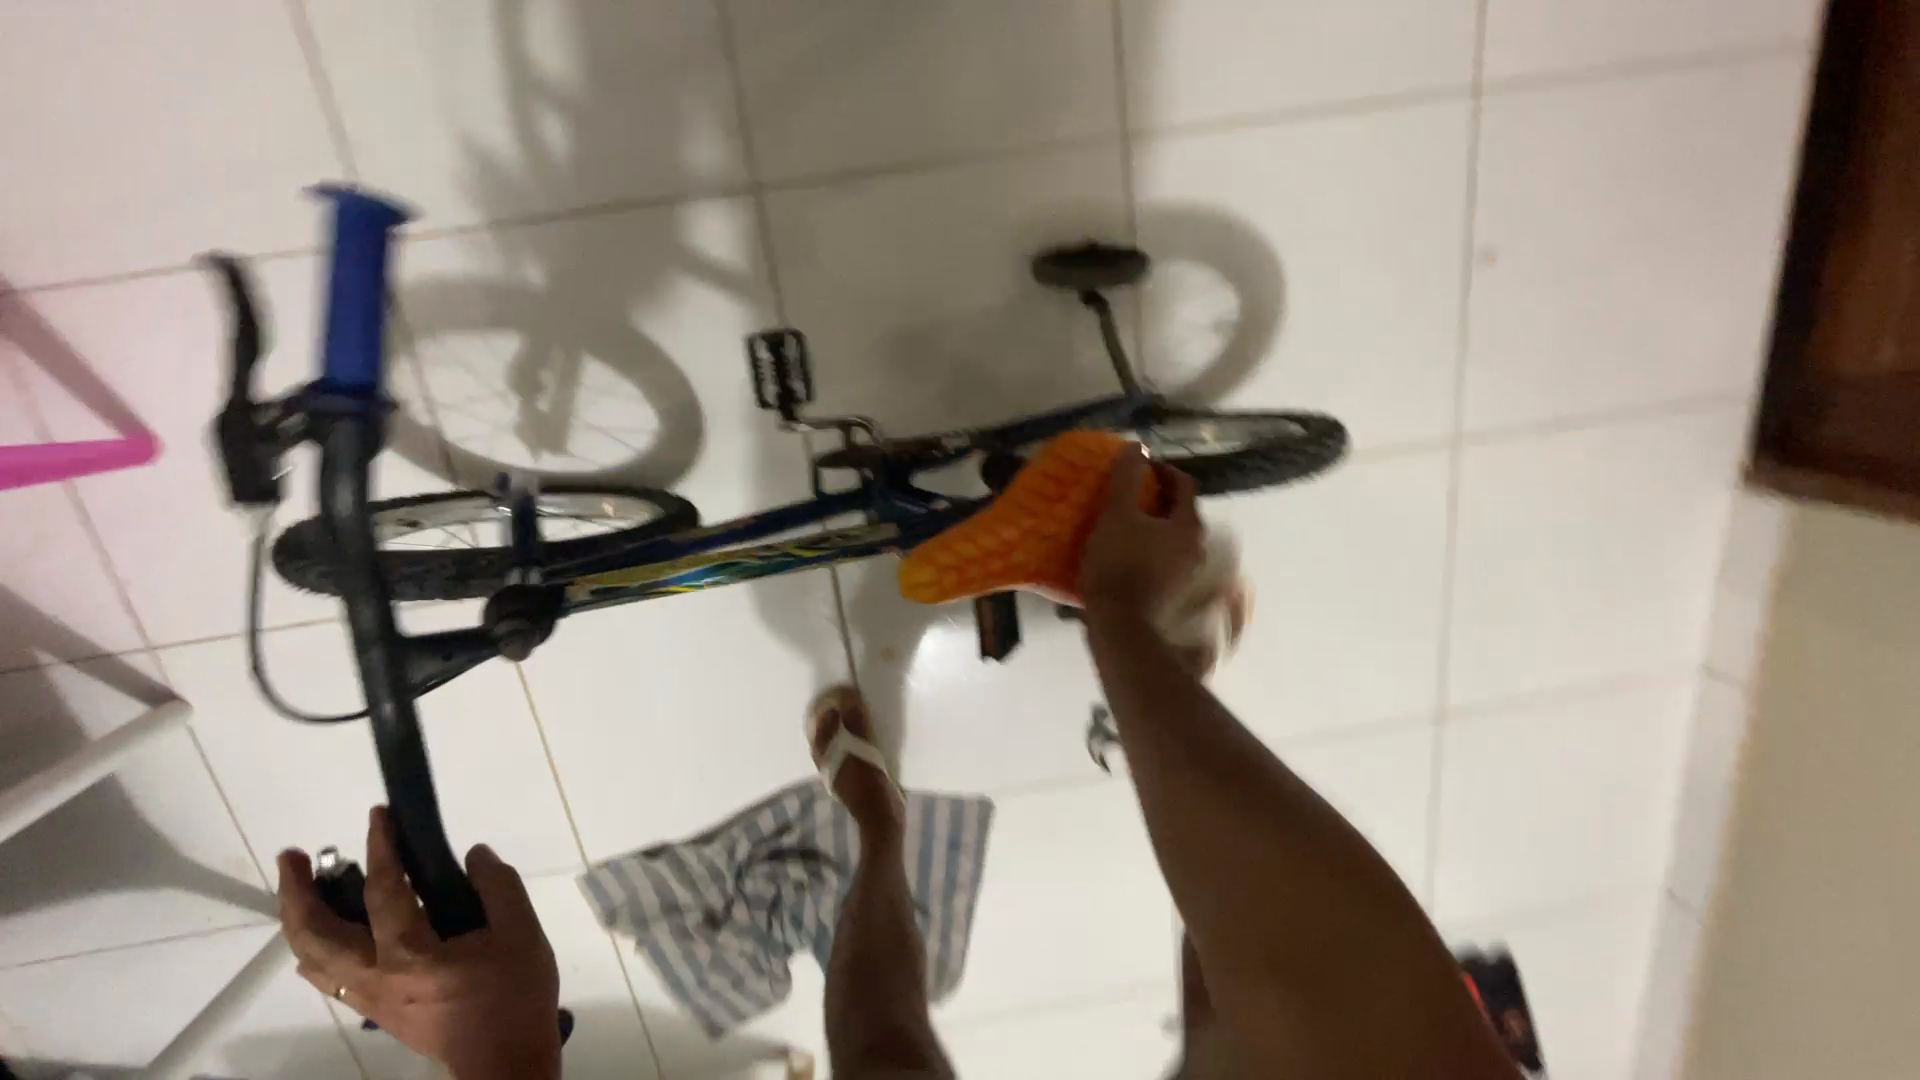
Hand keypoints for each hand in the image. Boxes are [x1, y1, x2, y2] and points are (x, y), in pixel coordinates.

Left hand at [278, 808, 560, 1079]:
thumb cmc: (515, 992)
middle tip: (296, 856)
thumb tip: (472, 855)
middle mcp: (375, 976)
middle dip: (297, 893)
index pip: (384, 890)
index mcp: (410, 954)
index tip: (378, 815)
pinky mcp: (377, 1008)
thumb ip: (498, 887)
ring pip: (313, 958)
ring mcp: (369, 997)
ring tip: (304, 886)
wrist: (504, 1058)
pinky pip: (329, 974)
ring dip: (300, 919)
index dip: (381, 847)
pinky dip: (318, 946)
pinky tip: (332, 930)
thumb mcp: (521, 931)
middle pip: (314, 935)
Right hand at [1078, 448, 1247, 675]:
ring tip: (1123, 525)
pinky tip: (1125, 554)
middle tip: (1127, 495)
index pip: (1183, 484)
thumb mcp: (1117, 514)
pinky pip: (1164, 560)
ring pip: (1171, 539)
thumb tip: (1137, 447)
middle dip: (1155, 499)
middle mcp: (1197, 549)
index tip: (1136, 467)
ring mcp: (1188, 576)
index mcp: (1189, 526)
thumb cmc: (1119, 564)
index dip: (1161, 469)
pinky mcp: (1175, 596)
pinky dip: (1149, 549)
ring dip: (1152, 527)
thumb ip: (1127, 477)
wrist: (1120, 626)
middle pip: (1179, 513)